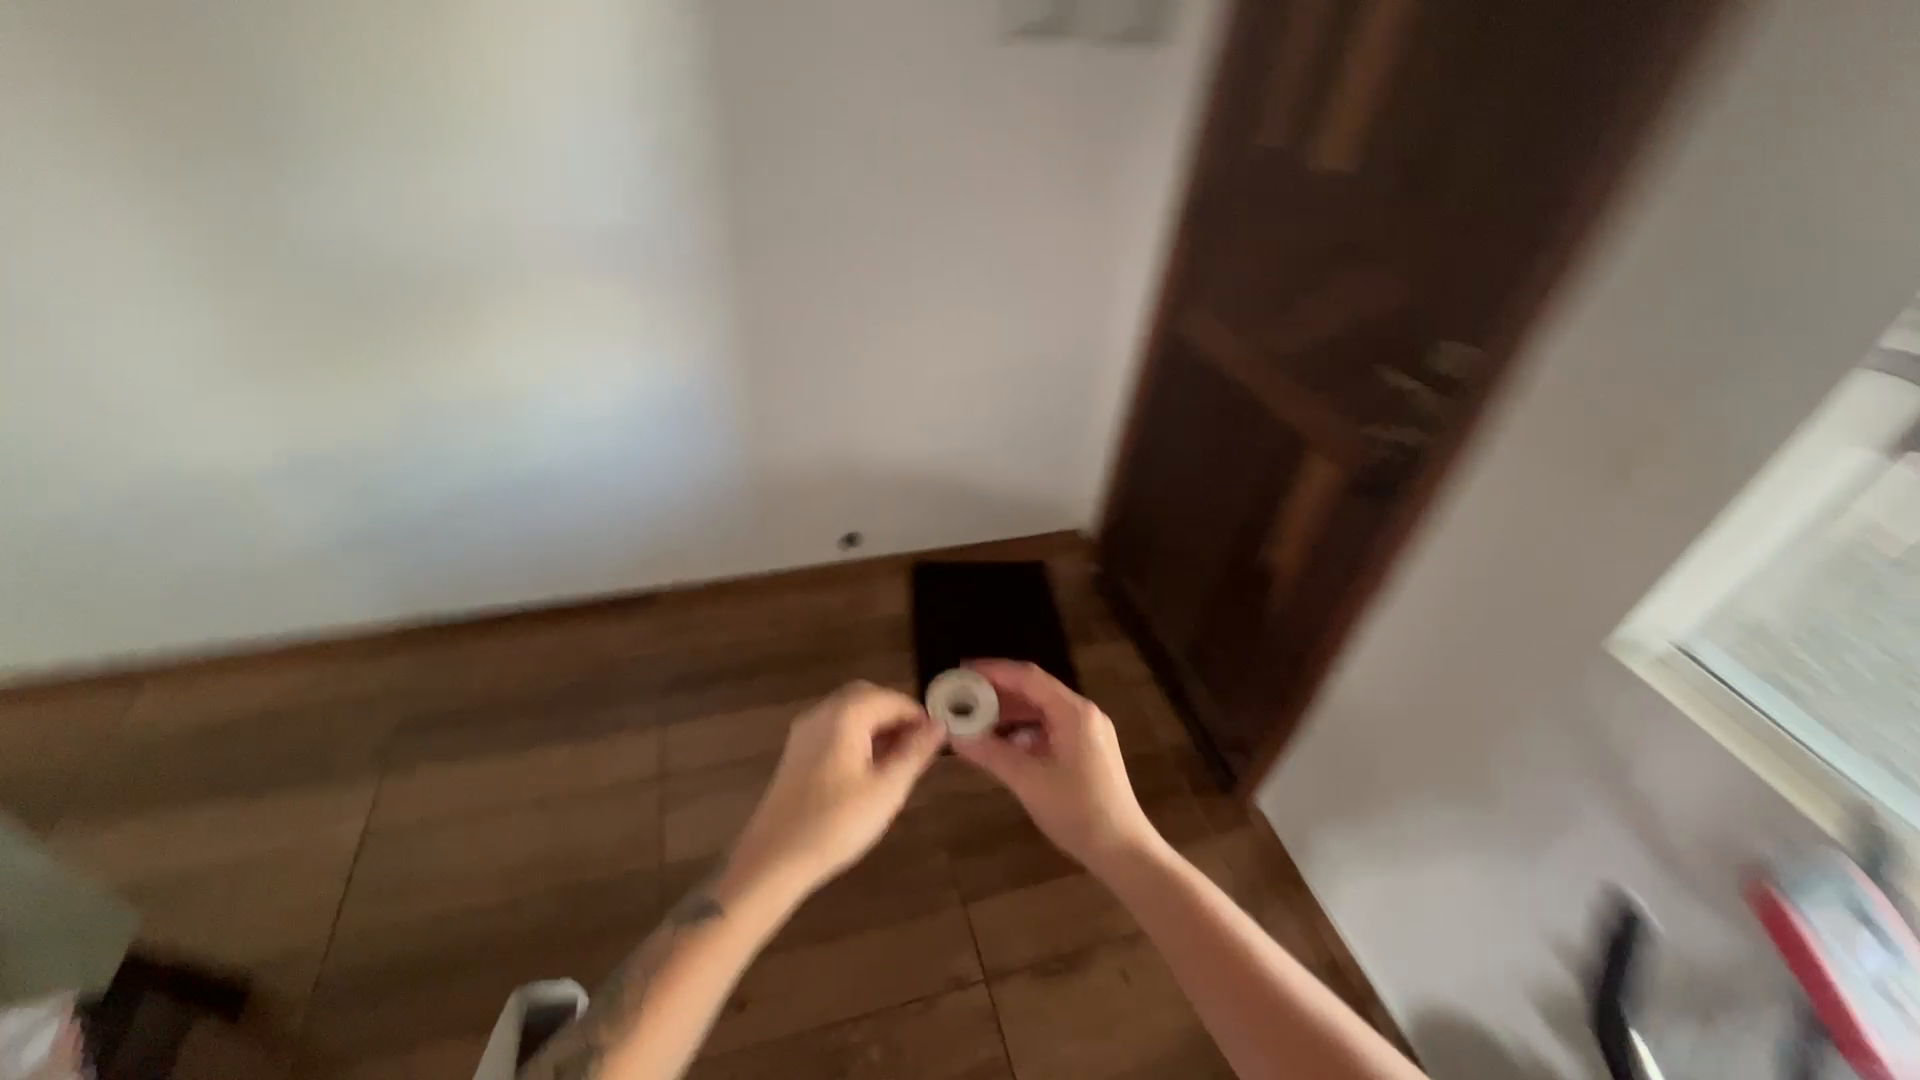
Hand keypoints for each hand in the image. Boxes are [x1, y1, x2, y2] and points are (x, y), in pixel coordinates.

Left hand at [730, 681, 945, 895]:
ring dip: (877, 726)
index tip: (939, 737)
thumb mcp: (886, 789)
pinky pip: (834, 730)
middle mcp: (820, 715)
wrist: (774, 859)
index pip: (889, 698)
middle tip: (921, 745)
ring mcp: (804, 733)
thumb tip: (940, 725)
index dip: (917, 714)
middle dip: (896, 715)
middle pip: (866, 698)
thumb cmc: (836, 823)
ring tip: (901, 759)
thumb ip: (915, 752)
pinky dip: (858, 737)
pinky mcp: (797, 753)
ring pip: (848, 713)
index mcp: (843, 716)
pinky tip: (871, 768)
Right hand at [952, 660, 1161, 876]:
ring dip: (1009, 713)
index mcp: (1074, 713)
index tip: (962, 671)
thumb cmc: (1077, 811)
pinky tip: (1002, 744)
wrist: (1123, 849)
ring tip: (975, 718)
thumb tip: (954, 735)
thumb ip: (991, 753)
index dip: (993, 671)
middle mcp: (1083, 714)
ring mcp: (1087, 733)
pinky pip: (1050, 729)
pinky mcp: (1087, 751)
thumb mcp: (1028, 781)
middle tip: (962, 695)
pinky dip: (1024, 731)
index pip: (1028, 677)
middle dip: (998, 692)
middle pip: (1035, 691)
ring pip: (1042, 711)